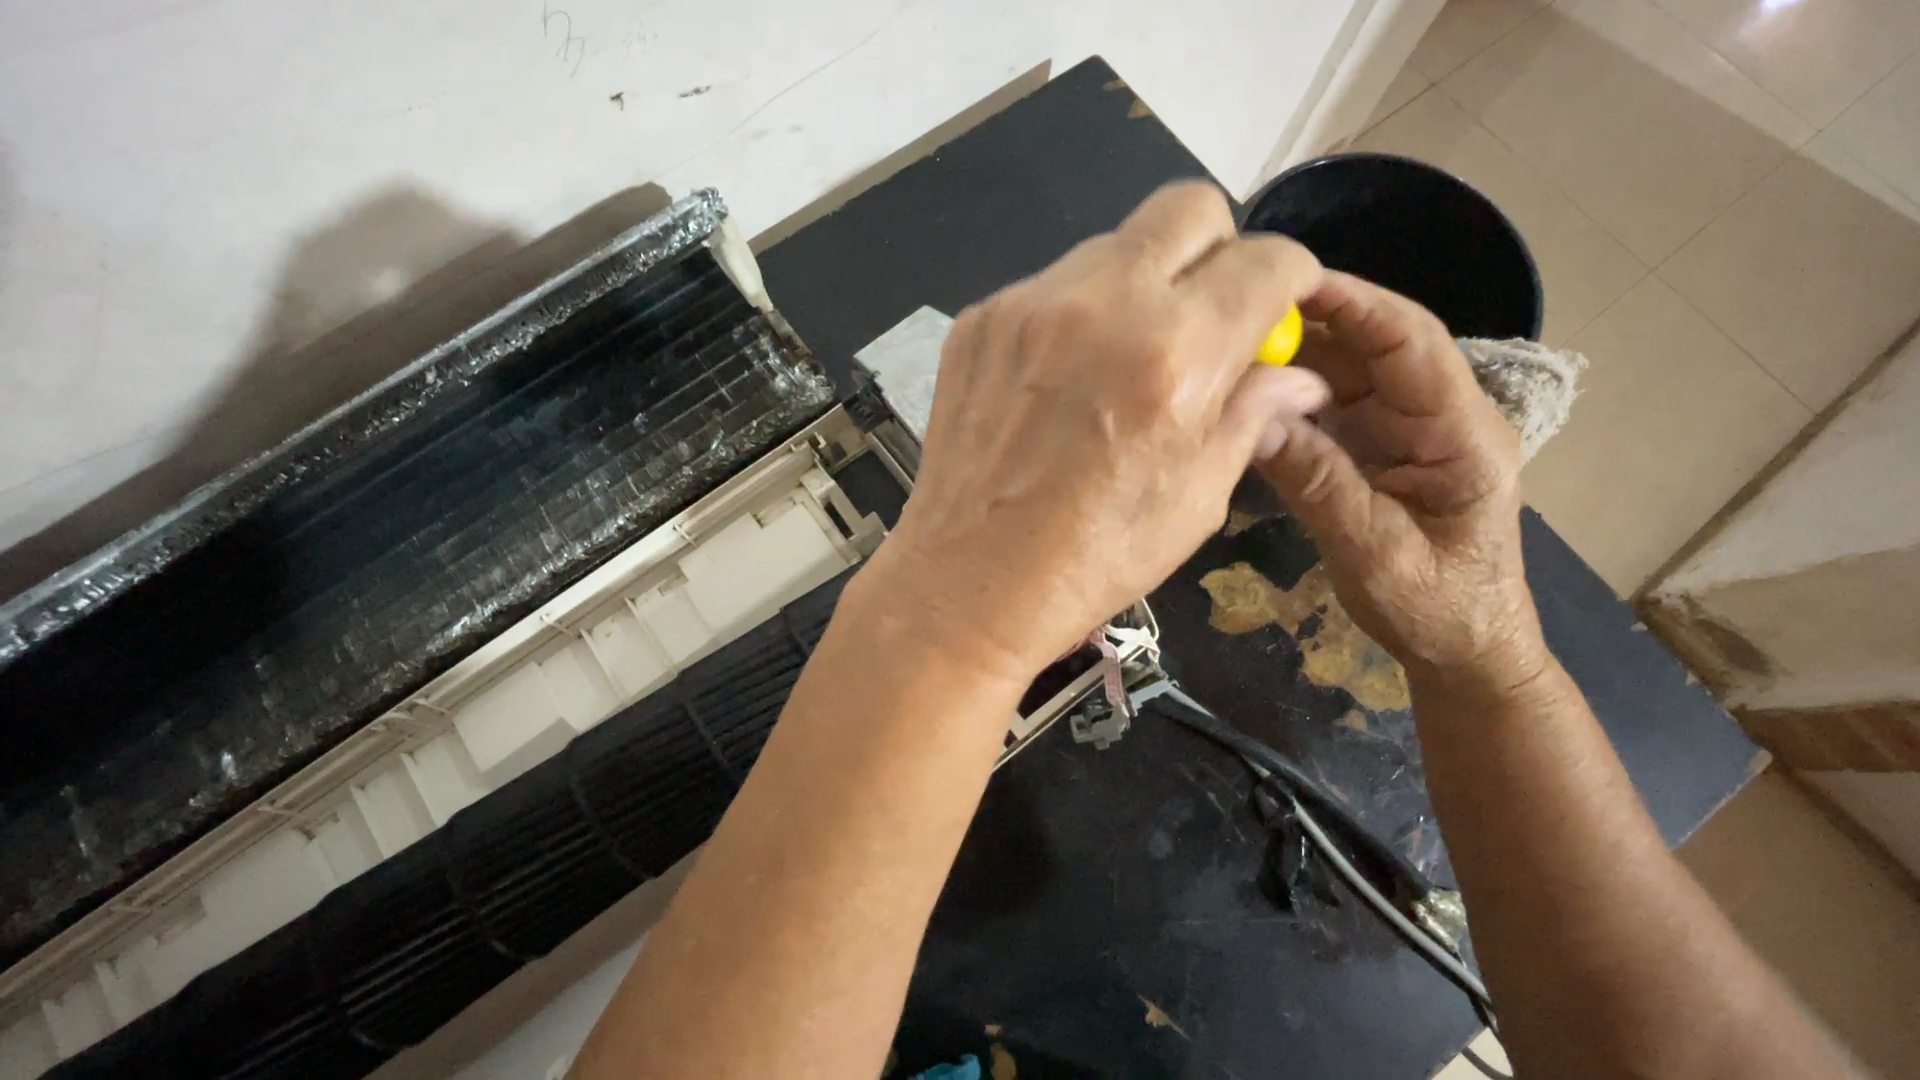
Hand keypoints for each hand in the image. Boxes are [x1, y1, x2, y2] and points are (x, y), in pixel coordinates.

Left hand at [861, 181, 1329, 674]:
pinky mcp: (980, 319)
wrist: (969, 580)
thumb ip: (1252, 413)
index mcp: (1176, 351)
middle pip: (1188, 209)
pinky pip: (1051, 285)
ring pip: (1113, 244)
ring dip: (1141, 282)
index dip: (1292, 278)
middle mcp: (1102, 302)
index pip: (1265, 260)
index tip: (1283, 307)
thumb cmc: (1097, 557)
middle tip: (1207, 314)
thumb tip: (1296, 374)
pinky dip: (1077, 313)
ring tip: (1124, 358)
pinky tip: (1063, 379)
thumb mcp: (1198, 497)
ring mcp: (1029, 303)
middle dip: (1218, 250)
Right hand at [1256, 272, 1545, 689]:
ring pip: (1349, 371)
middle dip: (1309, 323)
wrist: (1466, 651)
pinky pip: (1333, 406)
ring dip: (1292, 359)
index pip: (1411, 342)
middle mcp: (1438, 415)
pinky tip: (1247, 396)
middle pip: (1374, 345)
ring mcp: (1408, 429)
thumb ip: (1321, 487)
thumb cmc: (1438, 610)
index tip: (1286, 279)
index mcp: (1461, 434)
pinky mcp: (1381, 447)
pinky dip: (1290, 397)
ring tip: (1227, 352)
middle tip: (1231, 315)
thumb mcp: (1375, 556)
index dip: (1353, 303)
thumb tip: (1254, 422)